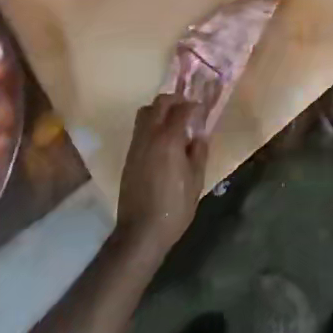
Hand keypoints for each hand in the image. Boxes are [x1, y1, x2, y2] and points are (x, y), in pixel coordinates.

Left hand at [114, 95, 208, 258]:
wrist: (141, 232)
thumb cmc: (175, 206)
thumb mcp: (196, 180)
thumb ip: (199, 152)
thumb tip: (199, 135)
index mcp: (168, 140)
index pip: (181, 109)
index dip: (194, 106)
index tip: (203, 111)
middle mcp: (149, 136)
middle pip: (159, 103)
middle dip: (175, 101)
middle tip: (188, 111)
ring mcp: (136, 145)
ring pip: (145, 113)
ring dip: (161, 111)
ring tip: (175, 124)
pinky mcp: (129, 156)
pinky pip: (140, 129)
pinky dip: (152, 125)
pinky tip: (164, 142)